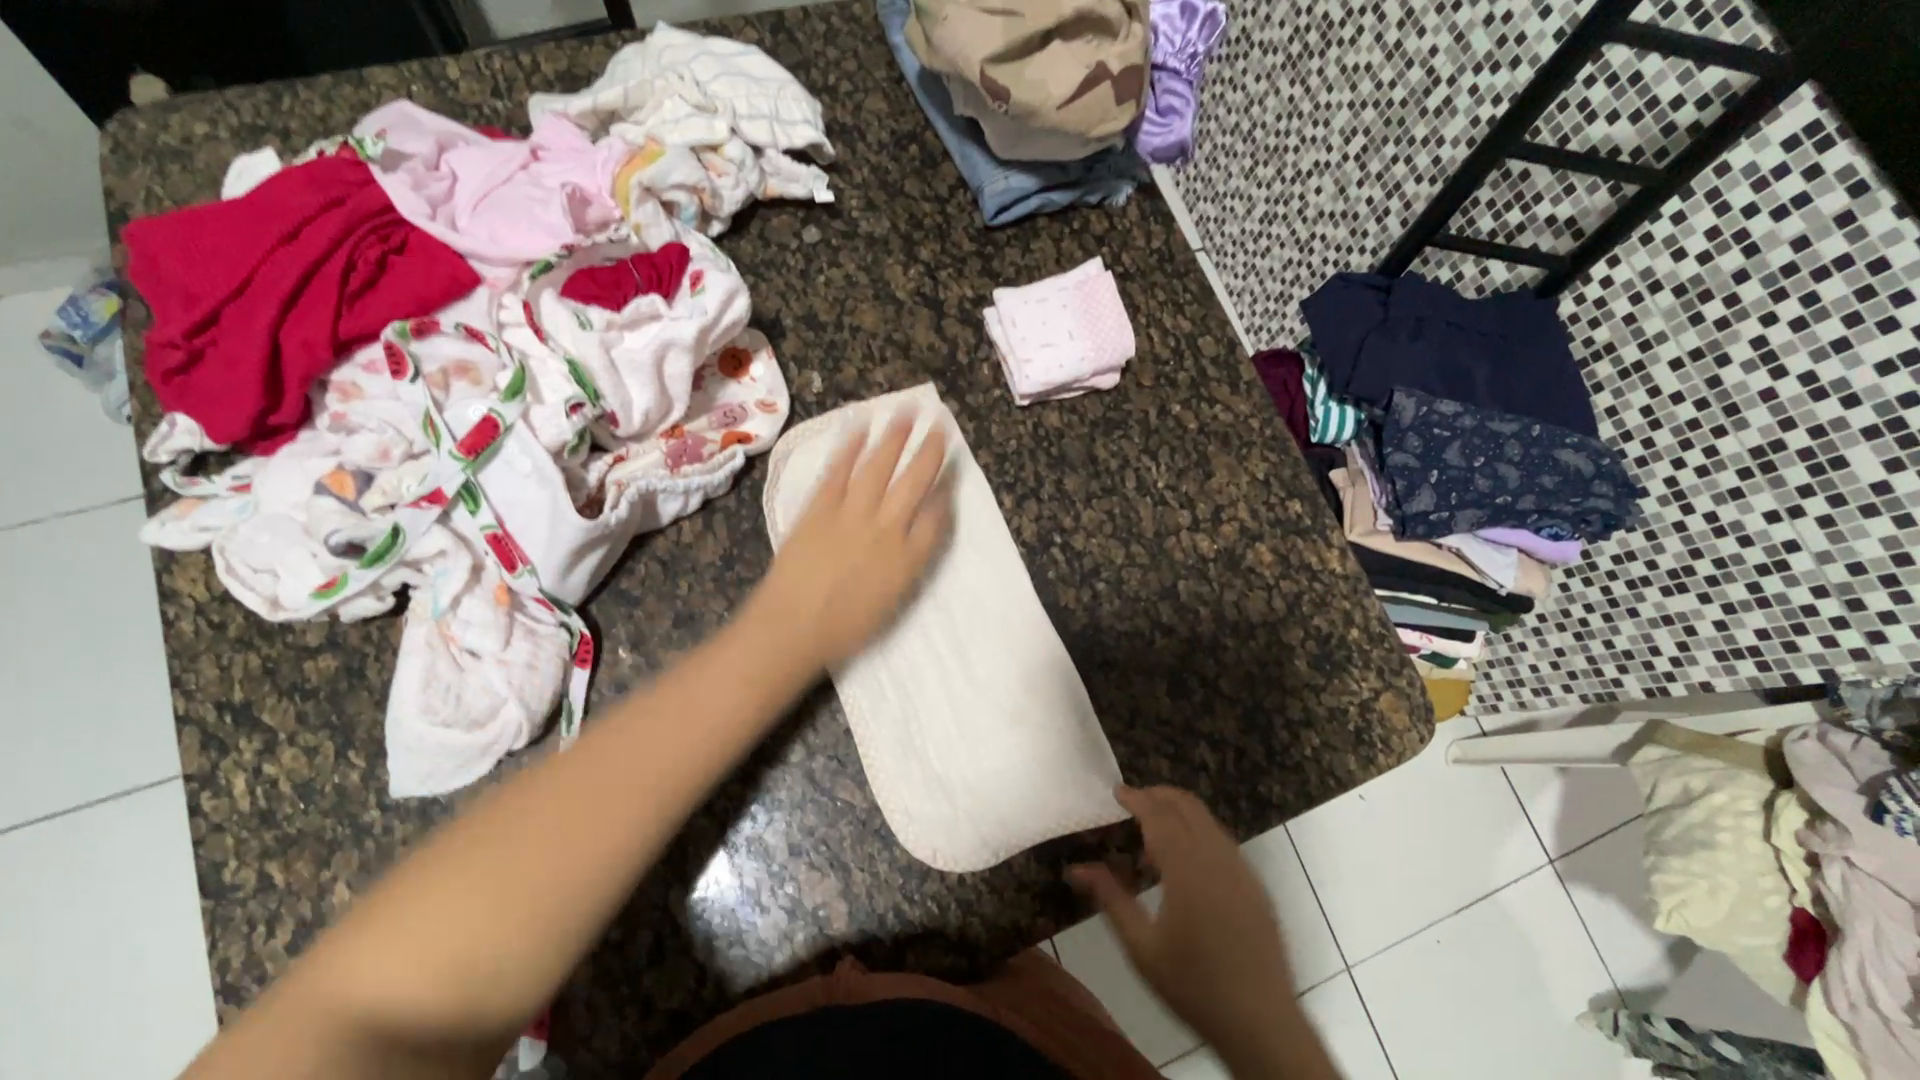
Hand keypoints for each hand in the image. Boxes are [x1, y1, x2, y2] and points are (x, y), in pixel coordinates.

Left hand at [750, 415, 952, 671]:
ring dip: (894, 437)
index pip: (936, 518)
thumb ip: (909, 565)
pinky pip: (839, 471)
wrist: (792, 627)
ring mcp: (851, 515)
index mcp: (907, 560)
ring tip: (906, 411)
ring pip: (879, 467)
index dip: (945, 492)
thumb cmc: (842, 628)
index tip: (950, 474)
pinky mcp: (819, 508)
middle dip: (929, 451)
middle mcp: (886, 530)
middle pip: (914, 482)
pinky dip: (850, 447)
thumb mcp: (890, 602)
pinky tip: (860, 426)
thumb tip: (921, 533)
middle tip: (939, 424)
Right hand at [1069, 786, 1298, 1063]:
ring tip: (1151, 836)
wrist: (1261, 1022)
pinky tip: (1183, 865)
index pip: (1159, 815)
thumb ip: (1111, 898)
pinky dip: (1199, 834)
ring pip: (1208, 822)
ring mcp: (1242, 871)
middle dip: (1159, 796)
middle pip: (1188, 807)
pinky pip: (1223, 843)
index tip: (1116, 791)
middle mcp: (1218, 858)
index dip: (1136, 798)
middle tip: (1131, 803)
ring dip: (1179, 815)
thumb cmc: (1192, 985)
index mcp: (1188, 868)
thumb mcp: (1141, 946)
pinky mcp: (1256, 887)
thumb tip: (1076, 868)